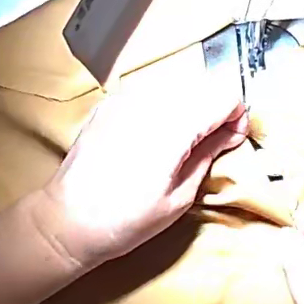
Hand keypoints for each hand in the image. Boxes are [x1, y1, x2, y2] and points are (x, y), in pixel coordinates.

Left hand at [30, 66, 248, 272]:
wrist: (67, 221)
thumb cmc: (125, 220)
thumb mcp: (179, 196)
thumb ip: (209, 153)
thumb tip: (231, 131)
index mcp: (172, 127)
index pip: (224, 95)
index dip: (236, 116)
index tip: (233, 138)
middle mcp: (149, 102)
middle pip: (203, 83)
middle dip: (216, 107)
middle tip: (213, 140)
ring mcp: (125, 98)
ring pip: (178, 82)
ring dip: (191, 104)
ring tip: (184, 138)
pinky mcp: (110, 102)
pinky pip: (151, 90)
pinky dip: (165, 104)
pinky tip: (157, 133)